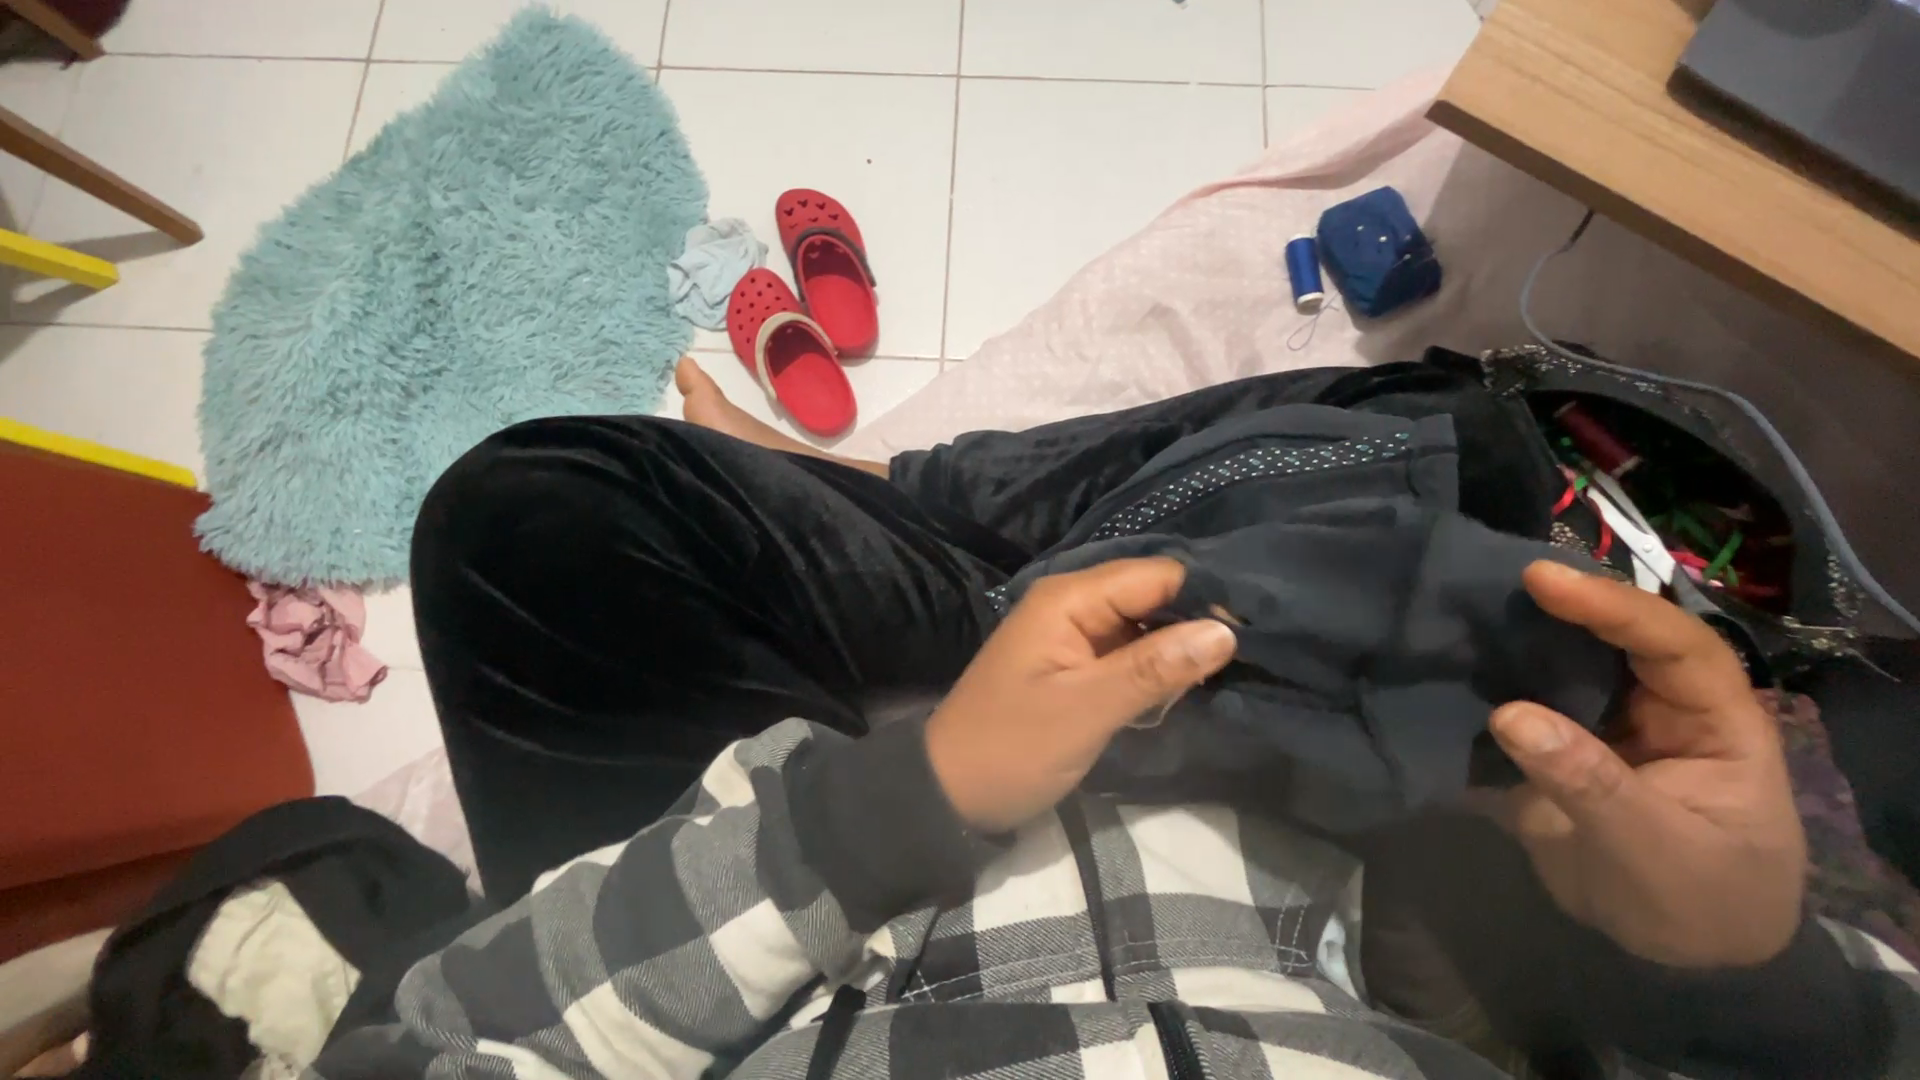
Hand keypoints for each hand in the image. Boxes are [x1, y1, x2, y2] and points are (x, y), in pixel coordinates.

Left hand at [926, 558, 1237, 833]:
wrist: (952, 791)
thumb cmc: (1012, 746)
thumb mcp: (1085, 710)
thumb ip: (1153, 668)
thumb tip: (1225, 630)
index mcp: (1070, 598)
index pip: (1156, 575)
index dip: (1204, 598)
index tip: (1255, 632)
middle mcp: (1074, 604)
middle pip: (1154, 596)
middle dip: (1195, 626)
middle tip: (1247, 662)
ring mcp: (1076, 635)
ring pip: (1146, 626)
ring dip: (1178, 652)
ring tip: (1218, 682)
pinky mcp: (1079, 666)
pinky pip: (1131, 654)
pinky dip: (1155, 672)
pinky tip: (1179, 695)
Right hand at [1483, 560, 1806, 967]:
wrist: (1666, 955)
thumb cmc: (1698, 901)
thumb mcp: (1654, 848)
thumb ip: (1587, 781)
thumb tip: (1508, 713)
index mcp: (1709, 719)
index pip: (1671, 642)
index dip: (1611, 606)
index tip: (1542, 581)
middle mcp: (1647, 706)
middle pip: (1602, 639)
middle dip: (1546, 606)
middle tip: (1477, 578)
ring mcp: (1590, 725)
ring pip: (1549, 667)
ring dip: (1500, 641)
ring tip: (1444, 611)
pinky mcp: (1543, 749)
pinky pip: (1506, 707)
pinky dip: (1469, 688)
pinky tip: (1429, 666)